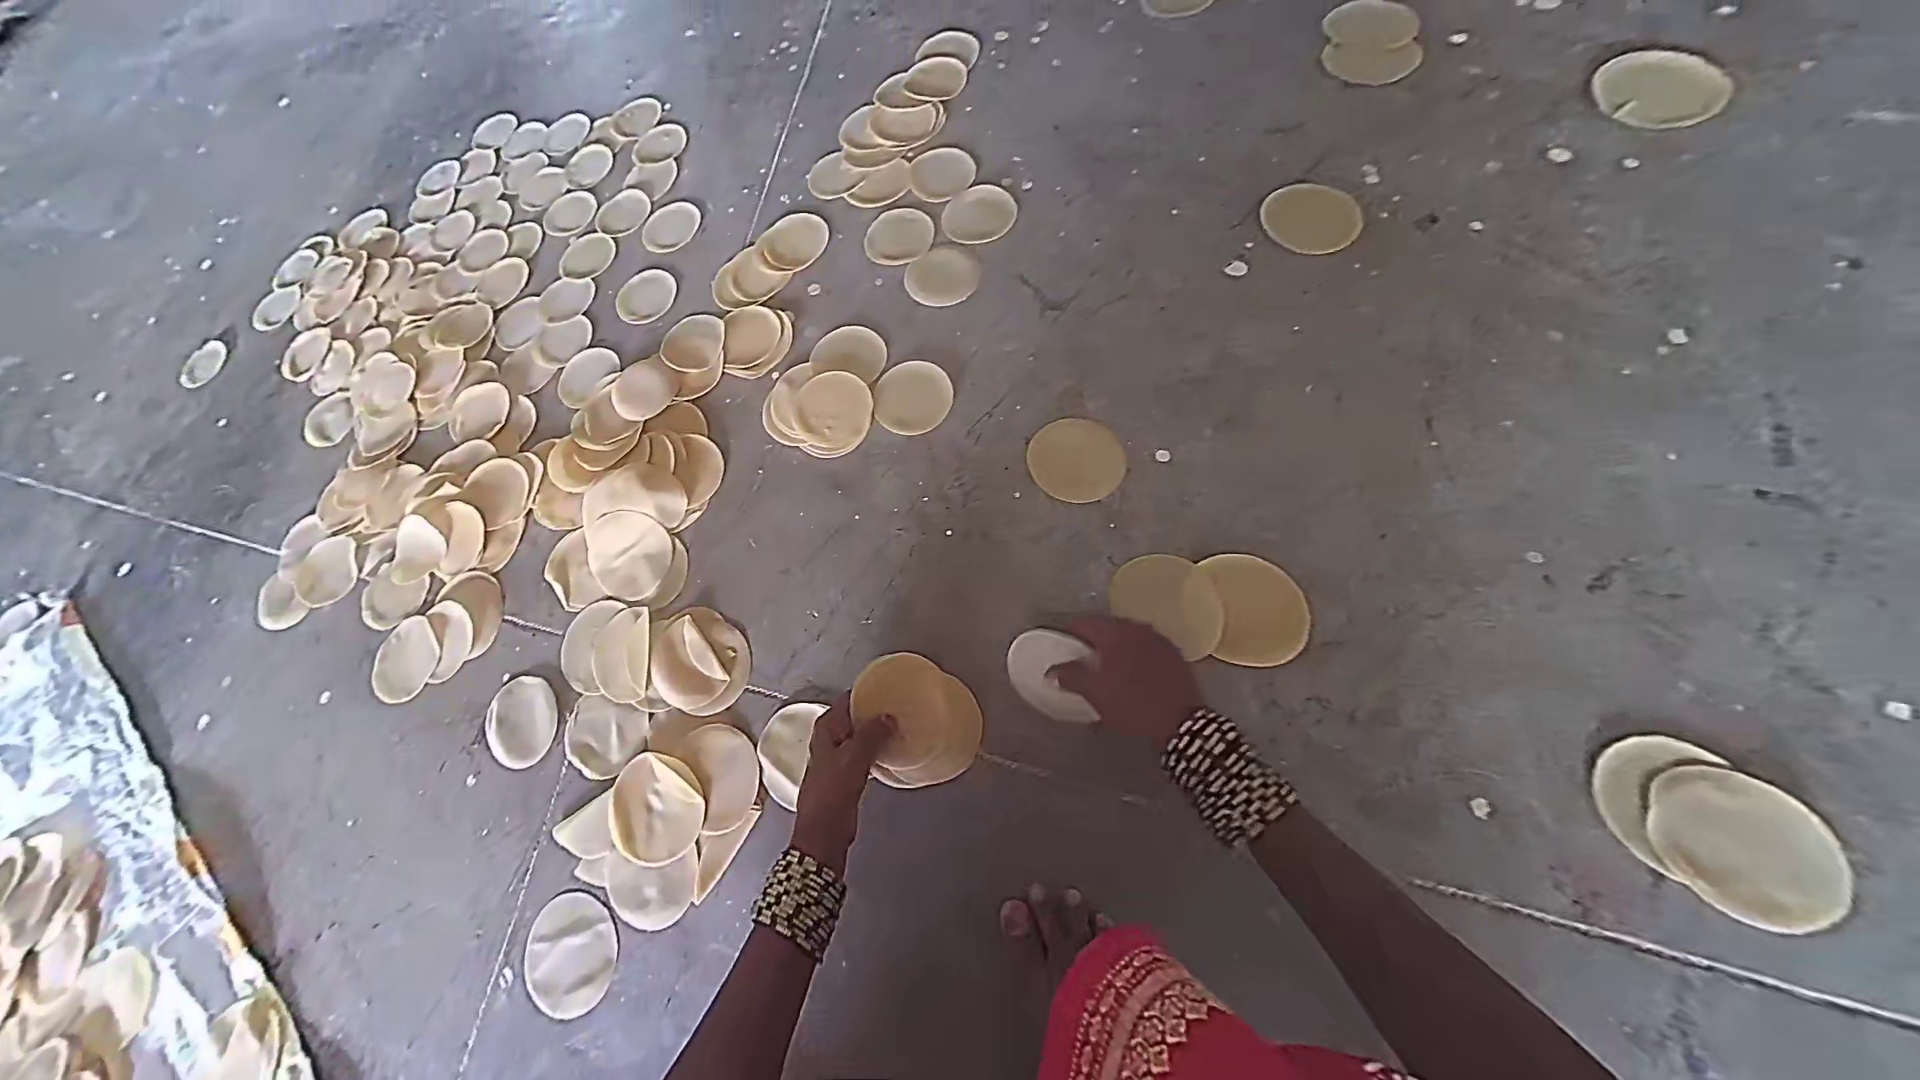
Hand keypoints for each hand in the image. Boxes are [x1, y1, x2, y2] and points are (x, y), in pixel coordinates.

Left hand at [791, 696, 893, 873]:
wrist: (825, 832)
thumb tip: (887, 717)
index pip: (848, 699)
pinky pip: (865, 751)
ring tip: (898, 726)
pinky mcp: (846, 772)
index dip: (867, 693)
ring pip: (860, 734)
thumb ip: (872, 733)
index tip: (888, 690)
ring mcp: (837, 755)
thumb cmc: (831, 795)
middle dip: (875, 712)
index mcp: (825, 728)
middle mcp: (829, 738)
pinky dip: (876, 747)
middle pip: (855, 716)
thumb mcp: (854, 757)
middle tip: (898, 707)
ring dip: (877, 731)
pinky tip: (890, 749)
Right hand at [1048, 616, 1202, 748]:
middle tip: (1081, 657)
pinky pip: (1146, 647)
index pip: (1085, 623)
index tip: (1062, 646)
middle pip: (1108, 626)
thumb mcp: (1095, 693)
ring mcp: (1159, 640)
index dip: (1070, 633)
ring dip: (1114, 646)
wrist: (1181, 724)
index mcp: (1115, 633)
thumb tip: (1053, 669)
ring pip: (1128, 636)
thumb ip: (1070, 676)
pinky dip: (1134, 654)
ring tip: (1105, 666)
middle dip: (1093, 639)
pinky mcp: (1174, 654)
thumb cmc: (1132, 706)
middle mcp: (1138, 629)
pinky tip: (1131, 671)